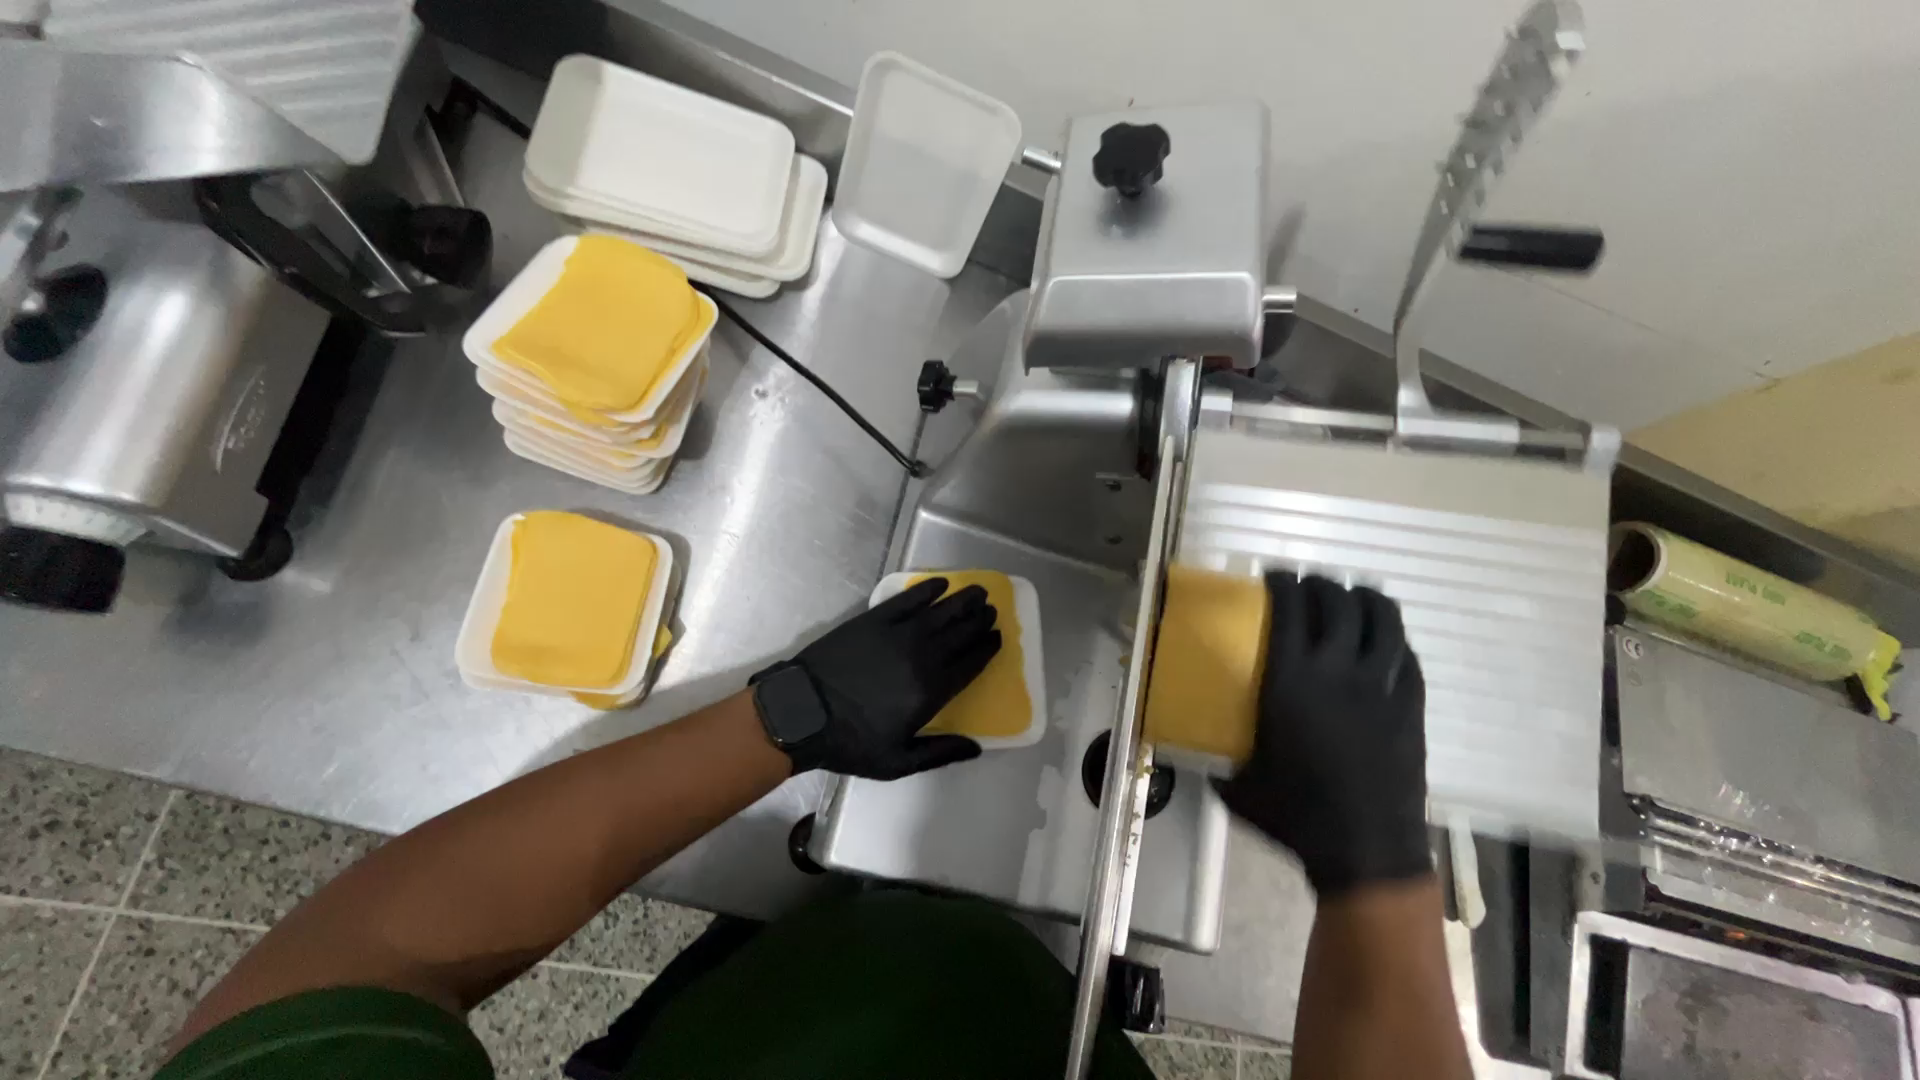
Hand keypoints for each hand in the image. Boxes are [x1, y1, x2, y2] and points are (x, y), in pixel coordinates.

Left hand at [761, 577, 999, 778]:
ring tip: (978, 592)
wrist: (802, 713)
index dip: (986, 649)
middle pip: (960, 633)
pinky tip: (940, 584)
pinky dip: (926, 590)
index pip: (970, 665)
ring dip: (962, 601)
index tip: (997, 637)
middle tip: (992, 610)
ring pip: (940, 612)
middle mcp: (921, 657)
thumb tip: (977, 746)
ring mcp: (897, 634)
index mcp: (930, 691)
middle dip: (979, 621)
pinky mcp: (873, 620)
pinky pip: (907, 600)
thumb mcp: (897, 761)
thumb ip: (940, 753)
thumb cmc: (849, 742)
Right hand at [1216, 573, 1429, 894]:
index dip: (1281, 583)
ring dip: (1363, 598)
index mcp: (1291, 682)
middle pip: (1337, 602)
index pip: (1289, 609)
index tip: (1272, 577)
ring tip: (1350, 599)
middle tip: (1306, 588)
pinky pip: (1405, 654)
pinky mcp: (1411, 705)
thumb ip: (1219, 761)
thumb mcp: (1240, 785)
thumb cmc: (1295, 815)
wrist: (1365, 848)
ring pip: (1382, 618)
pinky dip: (1390, 638)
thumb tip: (1194, 755)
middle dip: (1320, 585)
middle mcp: (1339, 671)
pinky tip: (1379, 643)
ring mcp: (1382, 686)